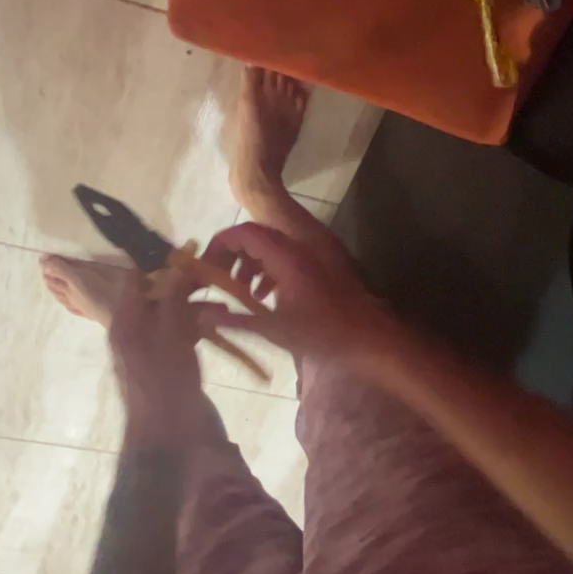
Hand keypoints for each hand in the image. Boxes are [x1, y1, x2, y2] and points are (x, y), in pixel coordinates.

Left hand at [108, 272, 223, 448]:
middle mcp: (135, 333)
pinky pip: (184, 334)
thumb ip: (172, 298)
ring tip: (224, 307)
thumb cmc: (166, 386)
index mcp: (125, 324)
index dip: (160, 262)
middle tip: (214, 276)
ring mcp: (154, 350)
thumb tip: (177, 263)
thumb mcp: (170, 335)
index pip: (136, 279)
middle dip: (186, 285)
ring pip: (174, 315)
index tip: (190, 250)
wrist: (172, 442)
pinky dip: (201, 327)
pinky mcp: (171, 364)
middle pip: (158, 296)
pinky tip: (222, 324)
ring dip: (198, 308)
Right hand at [199, 222, 398, 369]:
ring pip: (272, 249)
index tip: (205, 267)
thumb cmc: (323, 335)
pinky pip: (287, 259)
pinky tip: (264, 299)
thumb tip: (201, 314)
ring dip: (251, 264)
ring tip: (240, 291)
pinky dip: (269, 271)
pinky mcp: (320, 270)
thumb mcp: (274, 329)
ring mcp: (312, 259)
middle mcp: (299, 250)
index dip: (221, 245)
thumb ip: (235, 319)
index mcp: (287, 257)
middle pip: (257, 237)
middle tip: (217, 278)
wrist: (371, 340)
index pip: (245, 233)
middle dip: (233, 255)